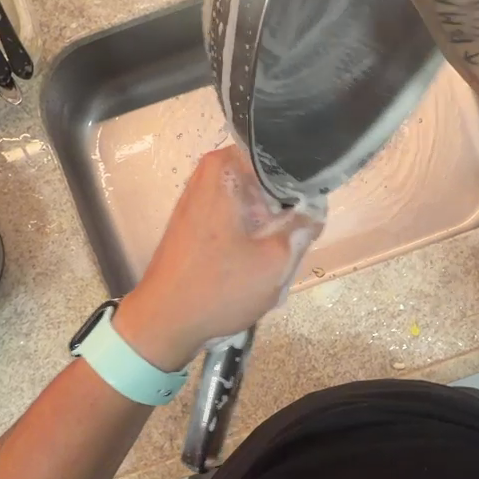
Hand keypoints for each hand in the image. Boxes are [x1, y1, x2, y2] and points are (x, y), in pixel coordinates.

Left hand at [112, 147, 323, 371]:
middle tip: (292, 240)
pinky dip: (251, 240)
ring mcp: (199, 199)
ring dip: (270, 230)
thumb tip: (315, 209)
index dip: (304, 182)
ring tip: (270, 257)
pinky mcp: (195, 223)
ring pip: (256, 205)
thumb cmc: (219, 289)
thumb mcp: (277, 260)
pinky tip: (252, 266)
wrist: (164, 324)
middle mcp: (209, 173)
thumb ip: (305, 226)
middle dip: (286, 210)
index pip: (283, 155)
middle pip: (269, 182)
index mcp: (226, 167)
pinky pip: (237, 221)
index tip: (314, 209)